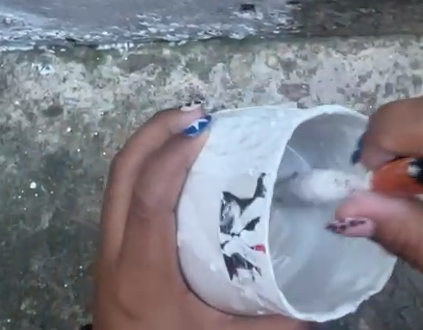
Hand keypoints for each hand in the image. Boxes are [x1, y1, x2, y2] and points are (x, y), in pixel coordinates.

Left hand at [94, 105, 304, 329]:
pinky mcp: (108, 250)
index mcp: (141, 269)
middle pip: (123, 171)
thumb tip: (316, 309)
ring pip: (117, 177)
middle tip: (199, 113)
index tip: (206, 130)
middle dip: (157, 131)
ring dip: (149, 143)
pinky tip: (174, 164)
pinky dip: (145, 164)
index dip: (173, 155)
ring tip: (189, 126)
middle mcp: (115, 249)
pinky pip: (120, 191)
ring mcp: (105, 247)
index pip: (149, 196)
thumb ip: (267, 325)